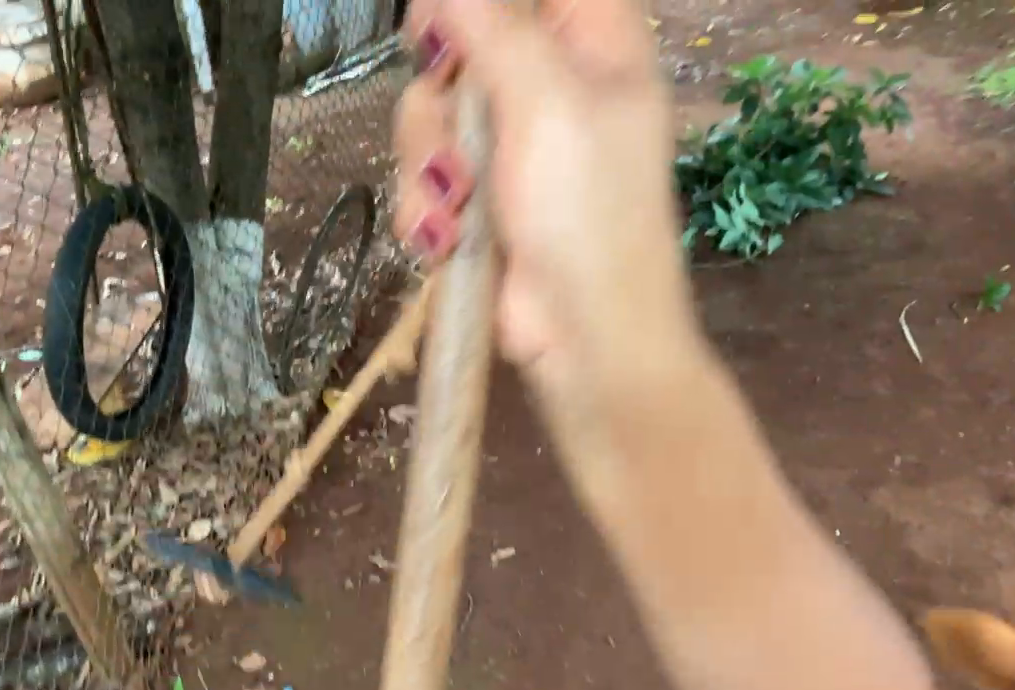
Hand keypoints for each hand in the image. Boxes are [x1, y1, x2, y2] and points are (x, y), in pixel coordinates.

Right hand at [393, 0, 702, 401]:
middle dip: (438, 111)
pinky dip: (425, 214)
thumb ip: (495, 27)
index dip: (472, 5)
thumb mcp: (549, 102)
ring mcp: (506, 154)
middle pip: (457, 53)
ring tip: (452, 216)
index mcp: (589, 44)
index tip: (436, 36)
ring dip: (427, 175)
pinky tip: (441, 243)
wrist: (581, 332)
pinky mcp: (475, 206)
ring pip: (428, 125)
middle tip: (455, 150)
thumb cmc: (585, 212)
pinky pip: (425, 183)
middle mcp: (544, 91)